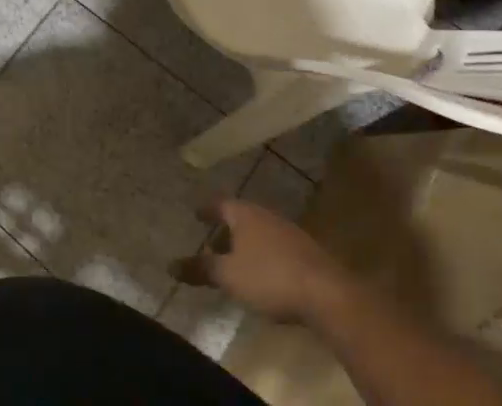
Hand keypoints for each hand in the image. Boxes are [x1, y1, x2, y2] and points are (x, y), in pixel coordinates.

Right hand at [174, 199, 352, 324]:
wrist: (331, 297)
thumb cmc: (270, 278)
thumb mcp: (228, 275)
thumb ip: (200, 269)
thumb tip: (170, 265)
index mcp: (245, 214)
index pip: (219, 204)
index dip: (206, 209)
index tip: (196, 214)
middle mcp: (268, 217)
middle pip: (242, 218)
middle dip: (227, 230)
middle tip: (212, 244)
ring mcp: (293, 235)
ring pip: (262, 234)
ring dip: (247, 245)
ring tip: (236, 262)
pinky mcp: (311, 256)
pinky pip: (279, 250)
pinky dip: (266, 257)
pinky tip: (264, 275)